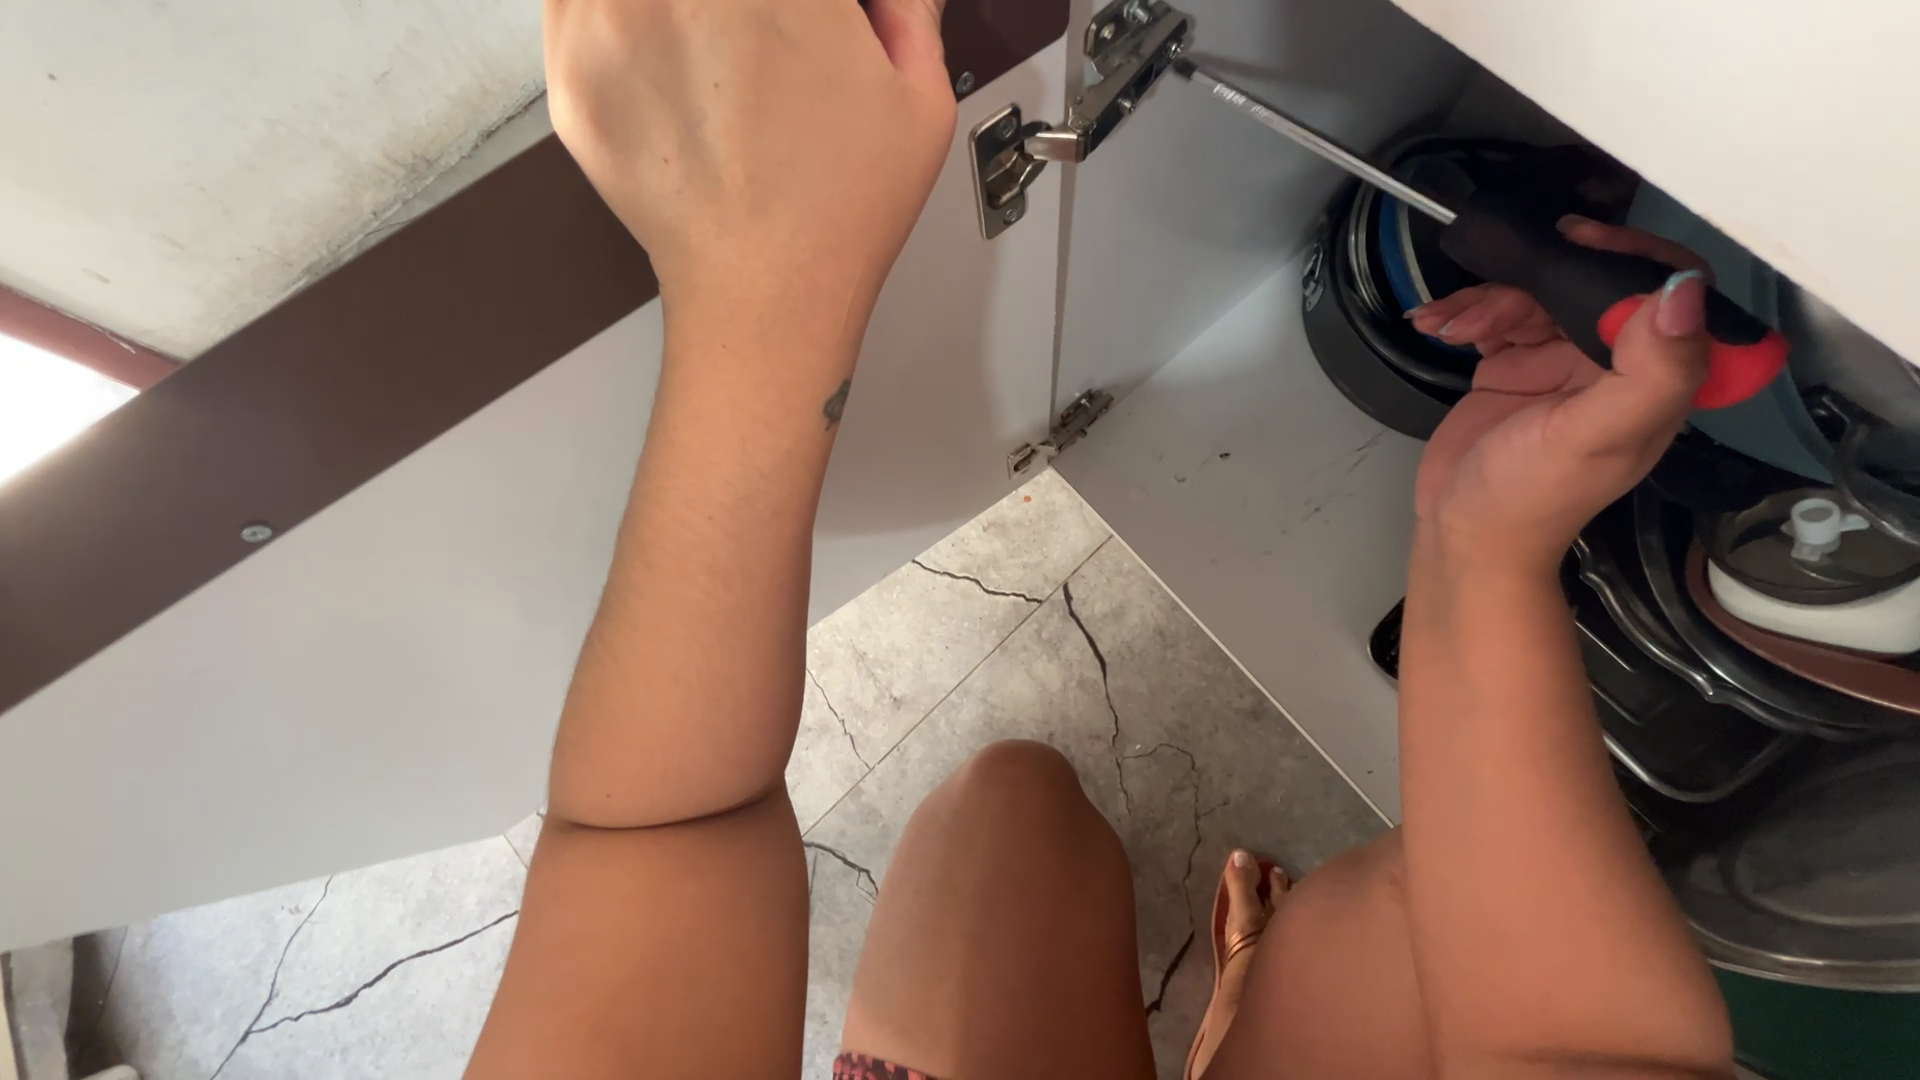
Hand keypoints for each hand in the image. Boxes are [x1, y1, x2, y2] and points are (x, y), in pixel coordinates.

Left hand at [544, 0, 956, 348]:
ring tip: (710, 65)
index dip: (795, 5)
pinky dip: (618, 19)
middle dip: (737, 13)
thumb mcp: (921, 103)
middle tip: (754, 41)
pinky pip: (576, 2)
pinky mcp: (572, 66)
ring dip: (671, 16)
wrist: (768, 292)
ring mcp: (614, 14)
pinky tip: (668, 67)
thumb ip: (907, 9)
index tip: (798, 21)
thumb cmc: (842, 212)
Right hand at [1412, 244, 1711, 574]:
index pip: (1666, 290)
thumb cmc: (1531, 496)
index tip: (1572, 245)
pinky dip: (1461, 316)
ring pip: (1531, 298)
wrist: (1462, 533)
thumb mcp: (1595, 437)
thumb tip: (1680, 292)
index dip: (1627, 257)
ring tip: (1445, 326)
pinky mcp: (1508, 369)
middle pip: (1583, 286)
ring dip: (1482, 301)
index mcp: (1654, 374)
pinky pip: (1491, 321)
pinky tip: (1432, 325)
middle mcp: (1610, 362)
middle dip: (1530, 282)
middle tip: (1482, 300)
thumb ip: (1650, 371)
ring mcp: (1555, 364)